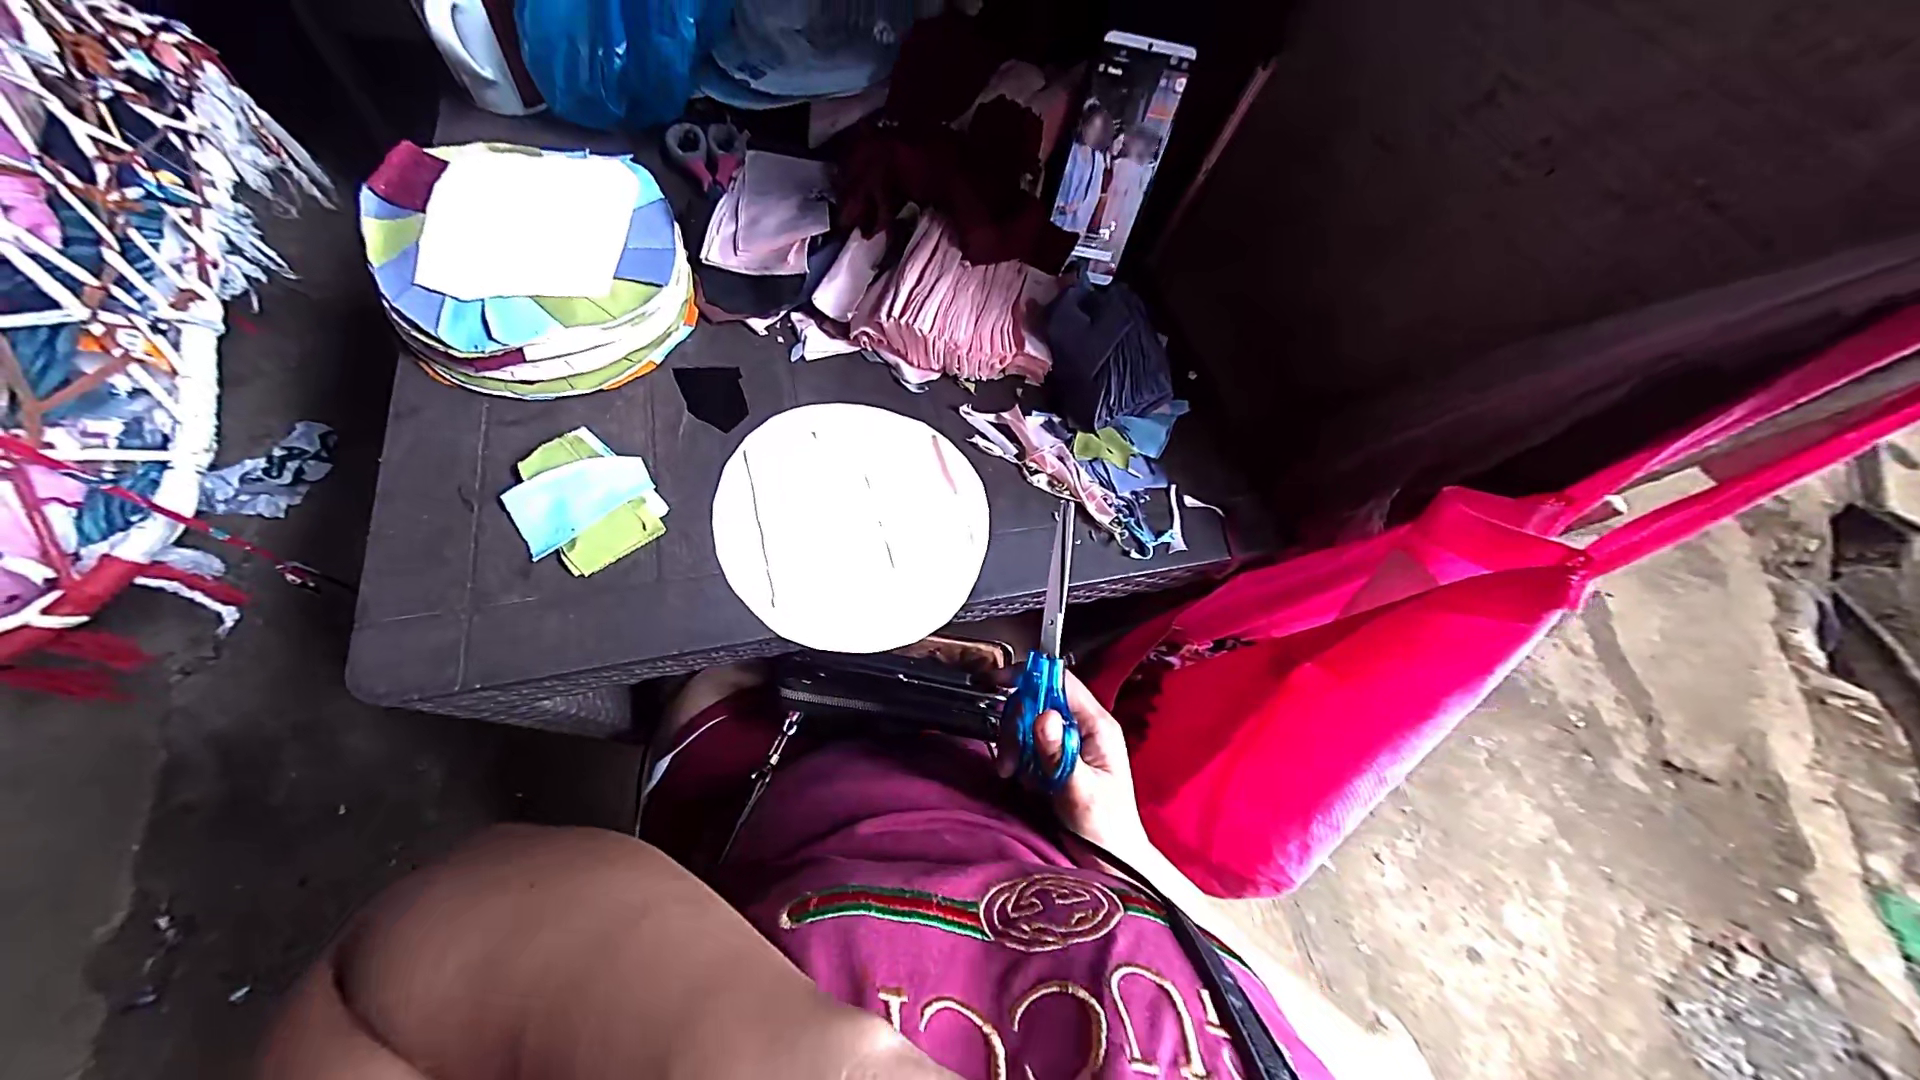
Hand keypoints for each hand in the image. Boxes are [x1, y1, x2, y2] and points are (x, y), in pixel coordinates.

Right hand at [998, 668, 1149, 857]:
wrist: (1111, 862)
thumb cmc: (1106, 829)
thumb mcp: (1081, 792)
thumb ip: (1060, 754)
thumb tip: (1044, 716)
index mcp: (1097, 725)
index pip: (1061, 681)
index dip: (1031, 677)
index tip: (999, 682)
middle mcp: (1082, 727)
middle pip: (1037, 700)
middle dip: (1017, 725)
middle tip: (1010, 758)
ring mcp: (1068, 741)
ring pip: (1028, 722)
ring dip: (1014, 745)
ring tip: (1014, 774)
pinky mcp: (1056, 757)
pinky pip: (1027, 744)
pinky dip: (1017, 759)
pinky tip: (1021, 780)